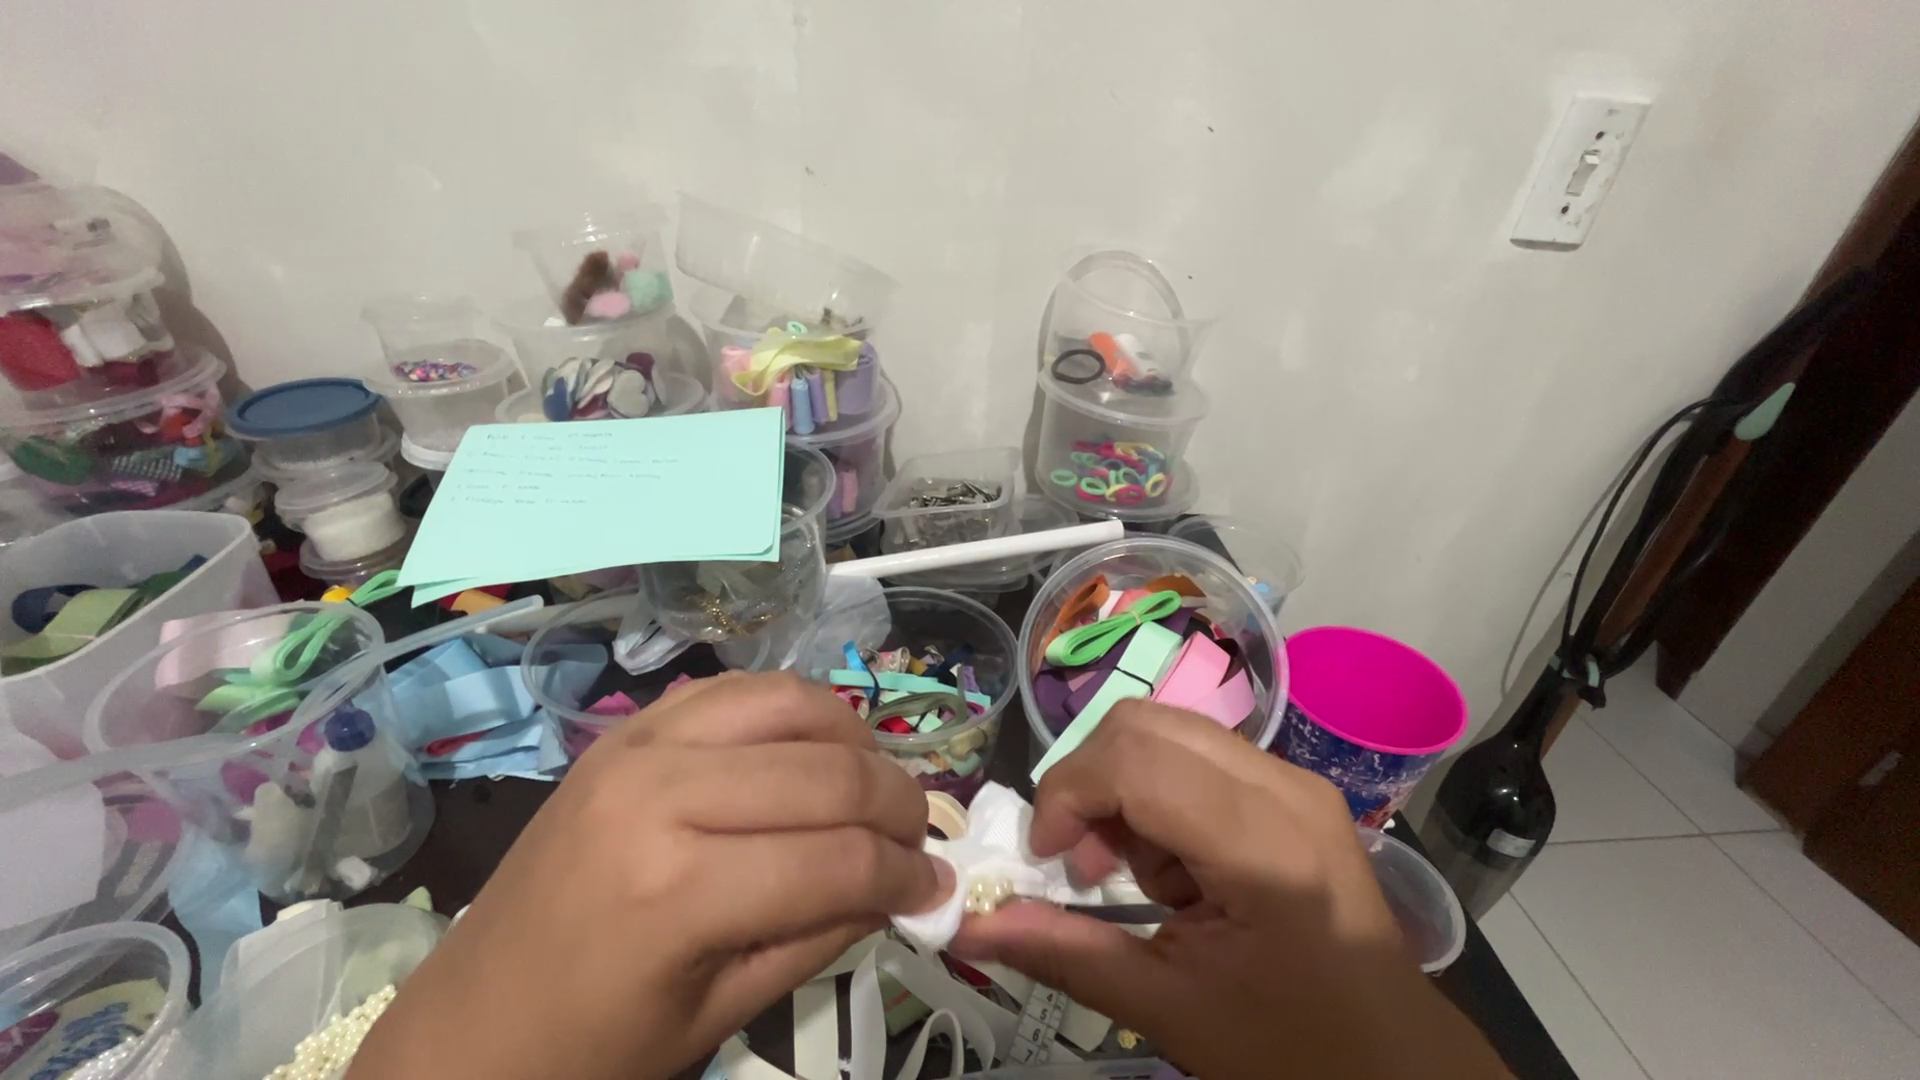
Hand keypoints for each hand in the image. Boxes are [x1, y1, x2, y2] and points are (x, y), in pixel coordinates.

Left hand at [350, 673, 951, 1079]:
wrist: (466, 1031)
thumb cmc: (593, 1051)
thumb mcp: (723, 1013)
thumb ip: (827, 932)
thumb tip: (911, 884)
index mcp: (679, 890)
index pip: (840, 858)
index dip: (908, 873)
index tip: (937, 887)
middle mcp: (662, 793)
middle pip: (827, 771)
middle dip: (897, 802)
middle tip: (919, 836)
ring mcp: (637, 745)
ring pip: (790, 702)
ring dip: (853, 738)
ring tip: (871, 783)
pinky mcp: (626, 730)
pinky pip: (735, 689)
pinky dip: (791, 710)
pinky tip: (808, 749)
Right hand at [951, 701, 1507, 1079]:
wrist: (1398, 1064)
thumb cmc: (1293, 1048)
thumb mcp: (1173, 1011)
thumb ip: (1066, 955)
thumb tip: (966, 928)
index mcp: (1263, 845)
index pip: (1135, 763)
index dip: (1068, 796)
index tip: (1049, 861)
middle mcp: (1281, 786)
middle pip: (1142, 725)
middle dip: (1088, 784)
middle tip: (1084, 863)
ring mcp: (1291, 778)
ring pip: (1163, 729)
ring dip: (1119, 786)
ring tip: (1128, 870)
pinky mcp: (1289, 785)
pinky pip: (1192, 752)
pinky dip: (1152, 791)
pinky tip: (1168, 862)